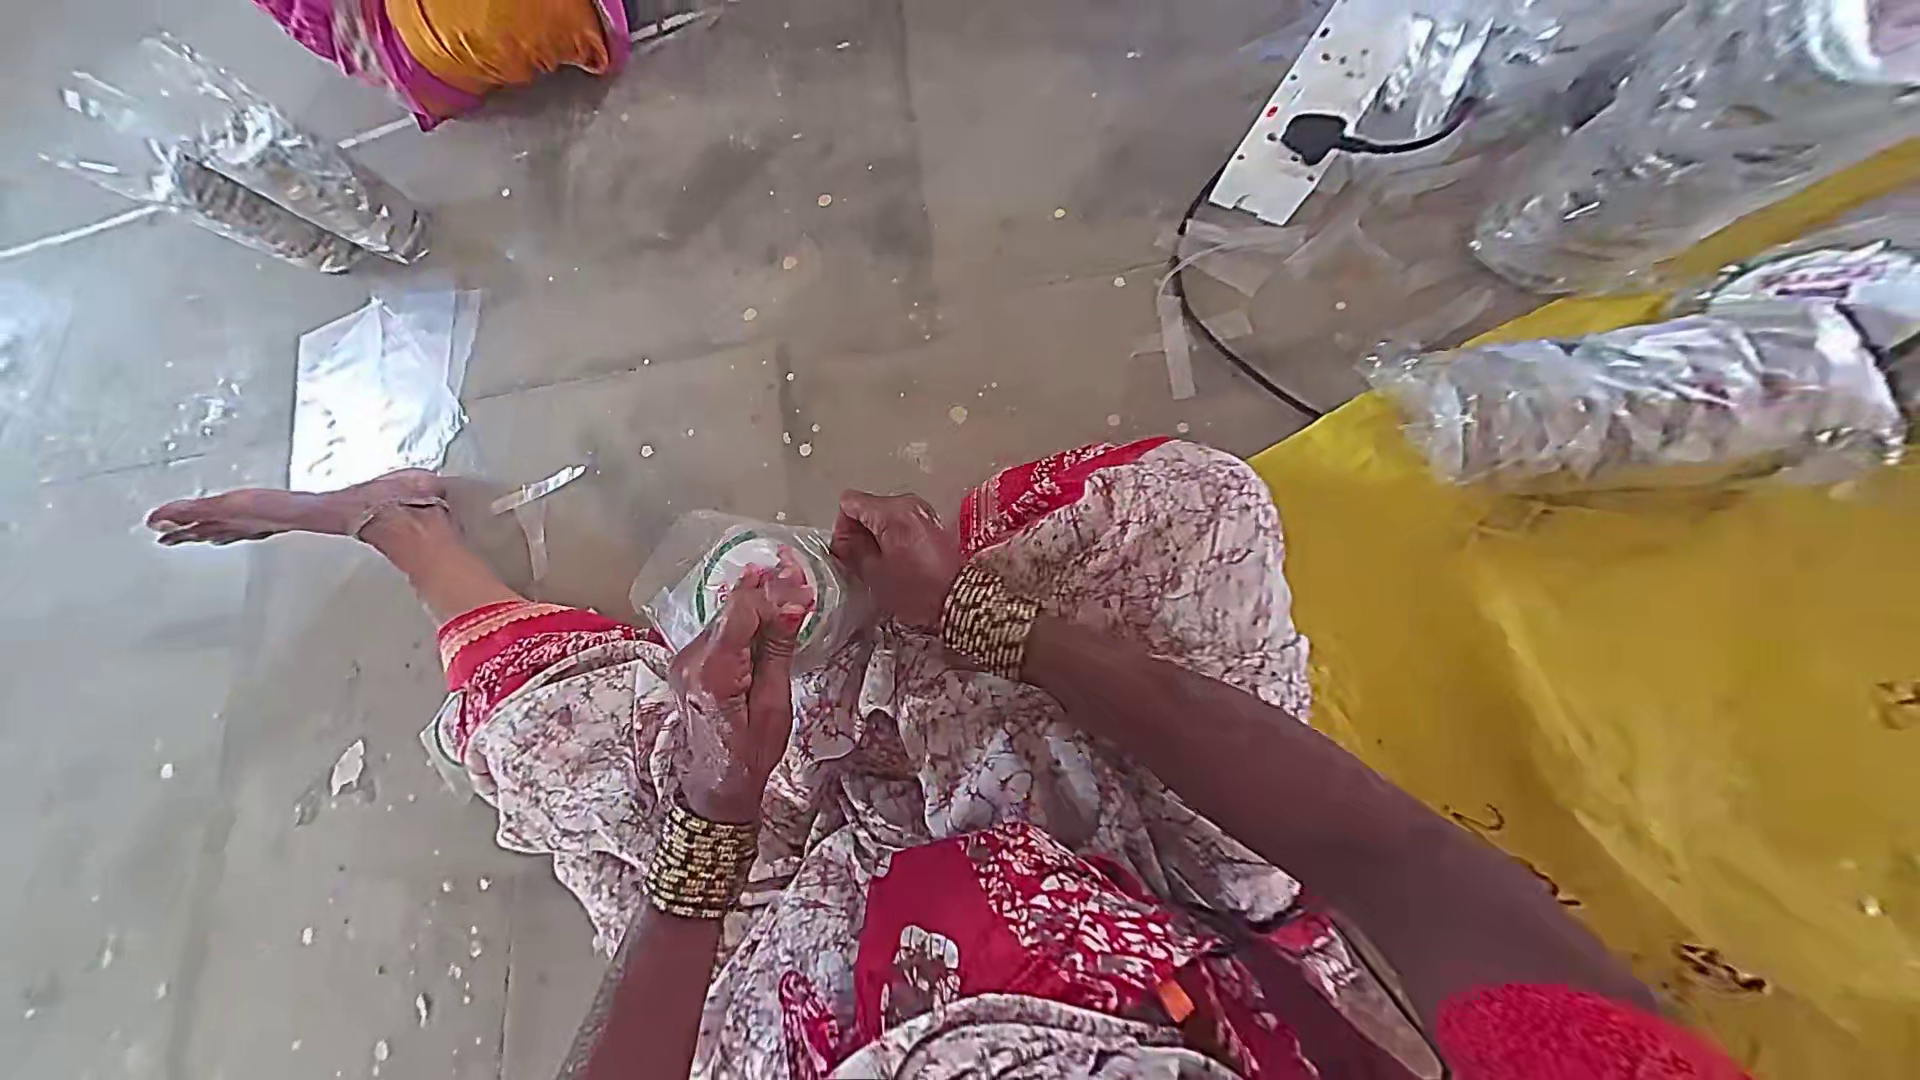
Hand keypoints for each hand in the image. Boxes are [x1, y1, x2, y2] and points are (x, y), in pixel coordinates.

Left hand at [666, 564, 806, 823]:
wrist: (715, 783)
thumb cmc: (750, 753)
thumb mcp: (775, 704)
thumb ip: (778, 649)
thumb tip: (793, 604)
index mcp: (712, 672)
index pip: (741, 612)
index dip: (774, 595)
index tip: (805, 590)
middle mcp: (690, 658)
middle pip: (731, 608)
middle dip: (768, 591)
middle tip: (800, 577)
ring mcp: (684, 658)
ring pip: (726, 614)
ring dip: (759, 601)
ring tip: (791, 588)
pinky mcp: (689, 660)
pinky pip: (721, 628)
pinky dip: (747, 617)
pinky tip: (769, 609)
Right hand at [830, 490, 962, 631]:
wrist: (960, 599)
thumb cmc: (918, 591)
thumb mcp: (874, 573)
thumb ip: (851, 549)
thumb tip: (842, 538)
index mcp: (891, 511)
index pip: (849, 502)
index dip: (842, 527)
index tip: (847, 550)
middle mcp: (909, 503)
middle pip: (868, 506)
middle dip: (860, 531)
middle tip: (863, 562)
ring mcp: (924, 512)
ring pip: (885, 516)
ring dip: (878, 536)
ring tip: (883, 565)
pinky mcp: (933, 523)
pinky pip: (902, 523)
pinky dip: (894, 538)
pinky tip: (900, 562)